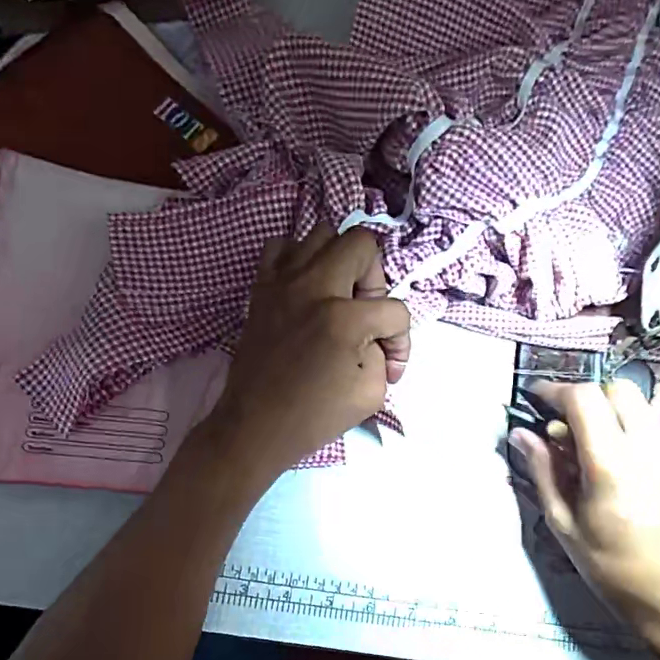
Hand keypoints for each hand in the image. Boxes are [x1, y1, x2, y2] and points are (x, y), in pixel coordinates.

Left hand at [208, 228, 411, 474]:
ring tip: (339, 297)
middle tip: (367, 312)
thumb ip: (384, 355)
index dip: (401, 341)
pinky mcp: (261, 287)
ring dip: (341, 262)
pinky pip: (282, 246)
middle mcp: (314, 287)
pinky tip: (307, 288)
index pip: (395, 310)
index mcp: (345, 319)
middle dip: (375, 278)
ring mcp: (282, 282)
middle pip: (362, 243)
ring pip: (322, 234)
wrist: (257, 426)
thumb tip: (379, 338)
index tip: (391, 366)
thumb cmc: (317, 417)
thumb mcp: (372, 393)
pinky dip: (300, 258)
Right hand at [509, 380, 659, 659]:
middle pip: (619, 391)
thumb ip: (544, 472)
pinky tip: (641, 485)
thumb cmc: (615, 569)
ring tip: (608, 467)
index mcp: (614, 465)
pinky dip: (645, 449)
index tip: (541, 400)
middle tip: (573, 432)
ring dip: (618, 426)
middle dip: (591, 402)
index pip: (584, 398)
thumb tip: (523, 434)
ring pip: (643, 415)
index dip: (557, 391)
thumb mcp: (566, 526)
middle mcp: (654, 448)